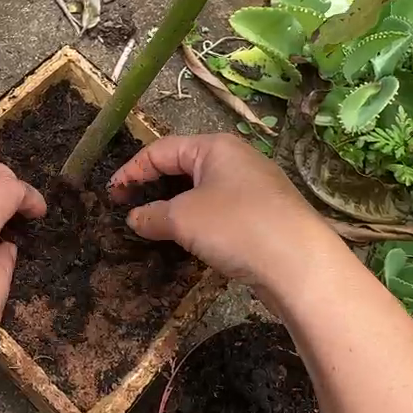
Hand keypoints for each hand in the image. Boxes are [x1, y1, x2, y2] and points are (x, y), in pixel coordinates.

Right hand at [109, 133, 355, 296]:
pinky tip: (190, 241)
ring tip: (154, 227)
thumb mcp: (182, 219)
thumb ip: (152, 215)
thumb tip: (134, 218)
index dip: (131, 170)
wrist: (302, 265)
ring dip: (175, 207)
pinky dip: (198, 221)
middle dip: (153, 186)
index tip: (111, 194)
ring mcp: (254, 187)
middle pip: (183, 167)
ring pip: (202, 191)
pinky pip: (220, 211)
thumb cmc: (236, 227)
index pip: (161, 150)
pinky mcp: (264, 215)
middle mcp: (236, 159)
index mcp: (214, 147)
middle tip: (128, 208)